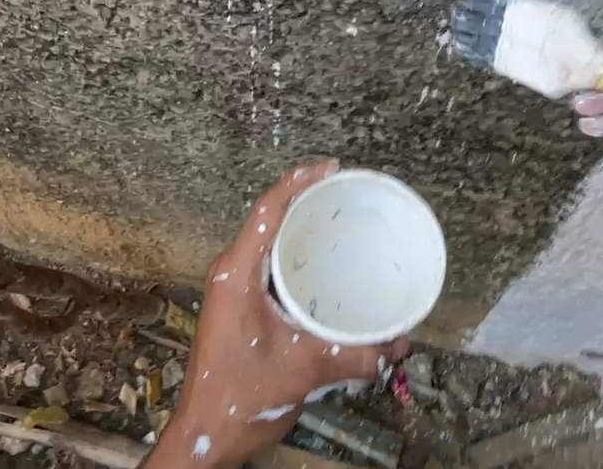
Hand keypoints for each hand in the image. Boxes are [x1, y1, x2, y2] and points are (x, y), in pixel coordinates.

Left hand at [150, 161, 409, 467]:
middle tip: (342, 188)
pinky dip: (293, 252)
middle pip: (268, 217)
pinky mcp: (239, 302)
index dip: (298, 181)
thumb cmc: (242, 396)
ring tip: (335, 216)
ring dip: (297, 224)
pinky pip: (268, 262)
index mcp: (238, 272)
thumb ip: (355, 356)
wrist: (205, 435)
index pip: (267, 210)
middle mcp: (232, 270)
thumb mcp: (303, 370)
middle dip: (303, 197)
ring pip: (267, 239)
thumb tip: (398, 343)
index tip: (331, 167)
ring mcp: (232, 286)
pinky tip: (319, 263)